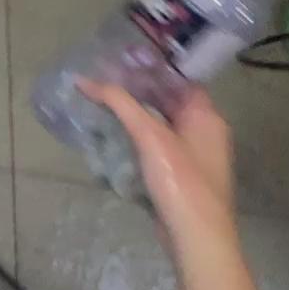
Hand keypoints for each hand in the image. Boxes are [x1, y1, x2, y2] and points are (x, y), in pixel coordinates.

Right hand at [77, 80, 236, 257]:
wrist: (195, 237)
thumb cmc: (181, 181)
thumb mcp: (149, 135)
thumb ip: (118, 102)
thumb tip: (82, 79)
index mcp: (206, 117)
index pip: (179, 77)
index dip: (151, 63)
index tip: (118, 52)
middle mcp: (202, 130)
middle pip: (166, 96)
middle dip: (133, 83)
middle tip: (98, 70)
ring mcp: (189, 150)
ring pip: (156, 116)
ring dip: (129, 105)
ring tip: (95, 92)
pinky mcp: (175, 168)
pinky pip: (151, 136)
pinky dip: (131, 126)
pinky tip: (106, 123)